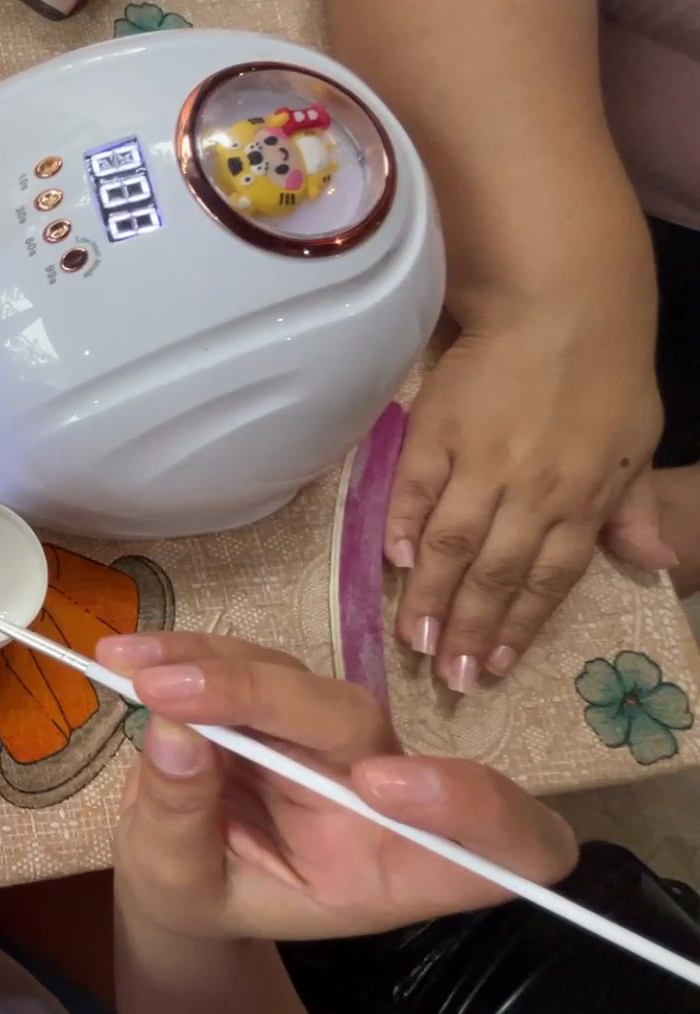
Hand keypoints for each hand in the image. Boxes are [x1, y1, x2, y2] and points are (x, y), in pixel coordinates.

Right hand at [99, 632, 577, 942]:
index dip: (472, 805)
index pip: (502, 844)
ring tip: (129, 667)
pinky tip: (127, 655)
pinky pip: (237, 657)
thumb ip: (179, 815)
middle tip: (165, 693)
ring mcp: (319, 735)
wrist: (172, 863)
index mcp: (390, 866)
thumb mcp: (177, 878)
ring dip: (205, 664)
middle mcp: (371, 788)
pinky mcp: (268, 698)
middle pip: (351, 721)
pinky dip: (179, 651)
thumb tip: (174, 728)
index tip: (380, 786)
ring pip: (287, 675)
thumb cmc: (194, 894)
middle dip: (259, 698)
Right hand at [390, 304, 670, 690]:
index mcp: (588, 493)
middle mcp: (536, 488)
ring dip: (433, 596)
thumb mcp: (639, 440)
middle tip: (449, 677)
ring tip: (413, 640)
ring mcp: (480, 463)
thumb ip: (632, 504)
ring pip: (454, 543)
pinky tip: (394, 565)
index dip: (523, 627)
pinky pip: (414, 492)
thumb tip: (648, 563)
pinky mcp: (433, 438)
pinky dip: (403, 528)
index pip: (552, 576)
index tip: (495, 669)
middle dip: (474, 629)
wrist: (559, 307)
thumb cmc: (597, 376)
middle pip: (498, 571)